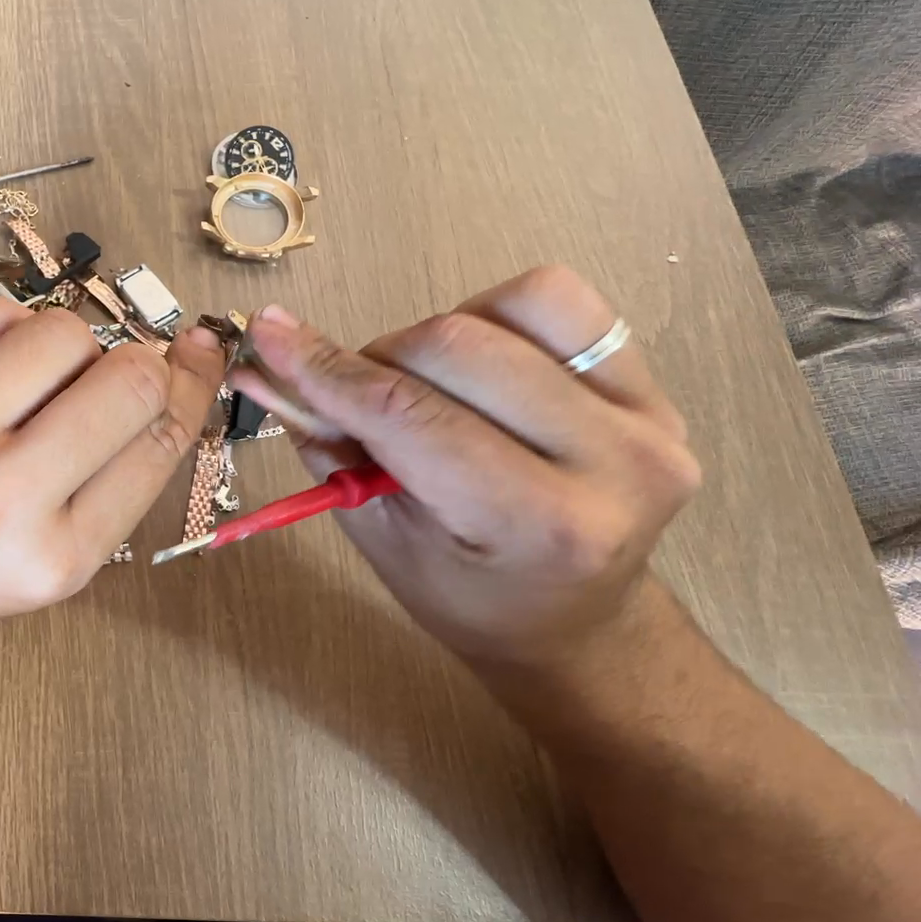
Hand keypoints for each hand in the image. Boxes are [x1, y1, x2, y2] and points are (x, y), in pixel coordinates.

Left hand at [0, 298, 225, 647]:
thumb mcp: (64, 561)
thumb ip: (126, 478)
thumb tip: (179, 371)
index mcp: (58, 553)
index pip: (158, 441)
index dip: (193, 385)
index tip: (198, 355)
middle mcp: (0, 496)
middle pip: (124, 381)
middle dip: (141, 365)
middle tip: (115, 380)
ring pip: (57, 333)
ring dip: (75, 346)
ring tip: (51, 380)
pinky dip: (16, 325)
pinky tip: (8, 361)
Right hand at [228, 265, 700, 668]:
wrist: (570, 618)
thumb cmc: (461, 593)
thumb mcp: (376, 533)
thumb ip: (325, 446)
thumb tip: (263, 369)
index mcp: (535, 522)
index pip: (408, 415)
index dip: (325, 370)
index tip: (265, 335)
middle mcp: (612, 462)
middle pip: (456, 347)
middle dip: (375, 360)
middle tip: (352, 395)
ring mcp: (650, 416)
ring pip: (512, 307)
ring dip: (434, 337)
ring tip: (421, 386)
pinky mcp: (657, 385)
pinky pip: (560, 303)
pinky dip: (494, 316)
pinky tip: (474, 363)